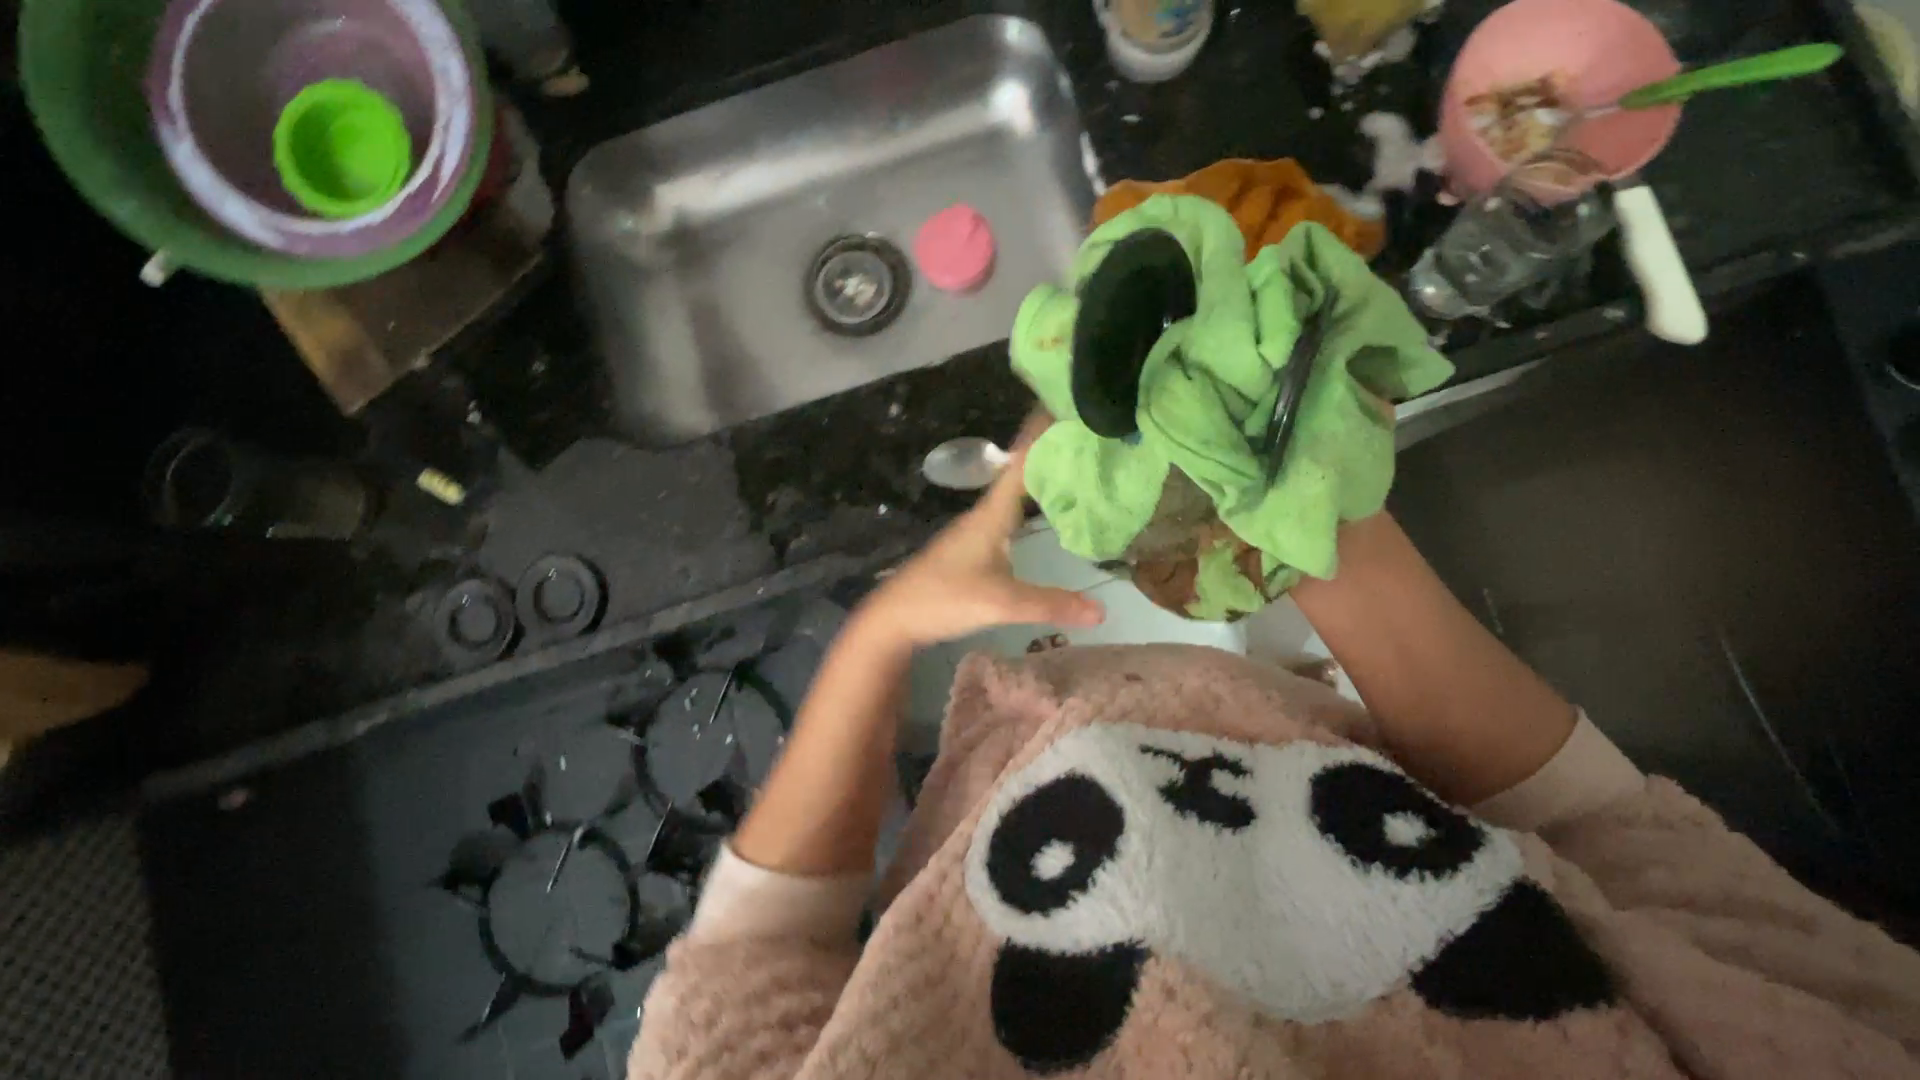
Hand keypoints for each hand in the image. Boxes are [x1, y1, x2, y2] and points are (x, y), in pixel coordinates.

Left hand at [855, 427, 1104, 647]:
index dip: (1043, 437)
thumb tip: (1102, 610)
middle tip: (1087, 438)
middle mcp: (982, 516)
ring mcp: (973, 532)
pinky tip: (1044, 513)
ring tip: (1075, 469)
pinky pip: (1008, 516)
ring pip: (1013, 496)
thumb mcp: (1002, 603)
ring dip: (1040, 480)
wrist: (894, 619)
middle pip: (1020, 476)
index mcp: (990, 516)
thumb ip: (1051, 603)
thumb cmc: (944, 599)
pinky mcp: (969, 550)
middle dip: (1050, 456)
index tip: (1068, 407)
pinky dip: (1030, 505)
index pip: (1021, 464)